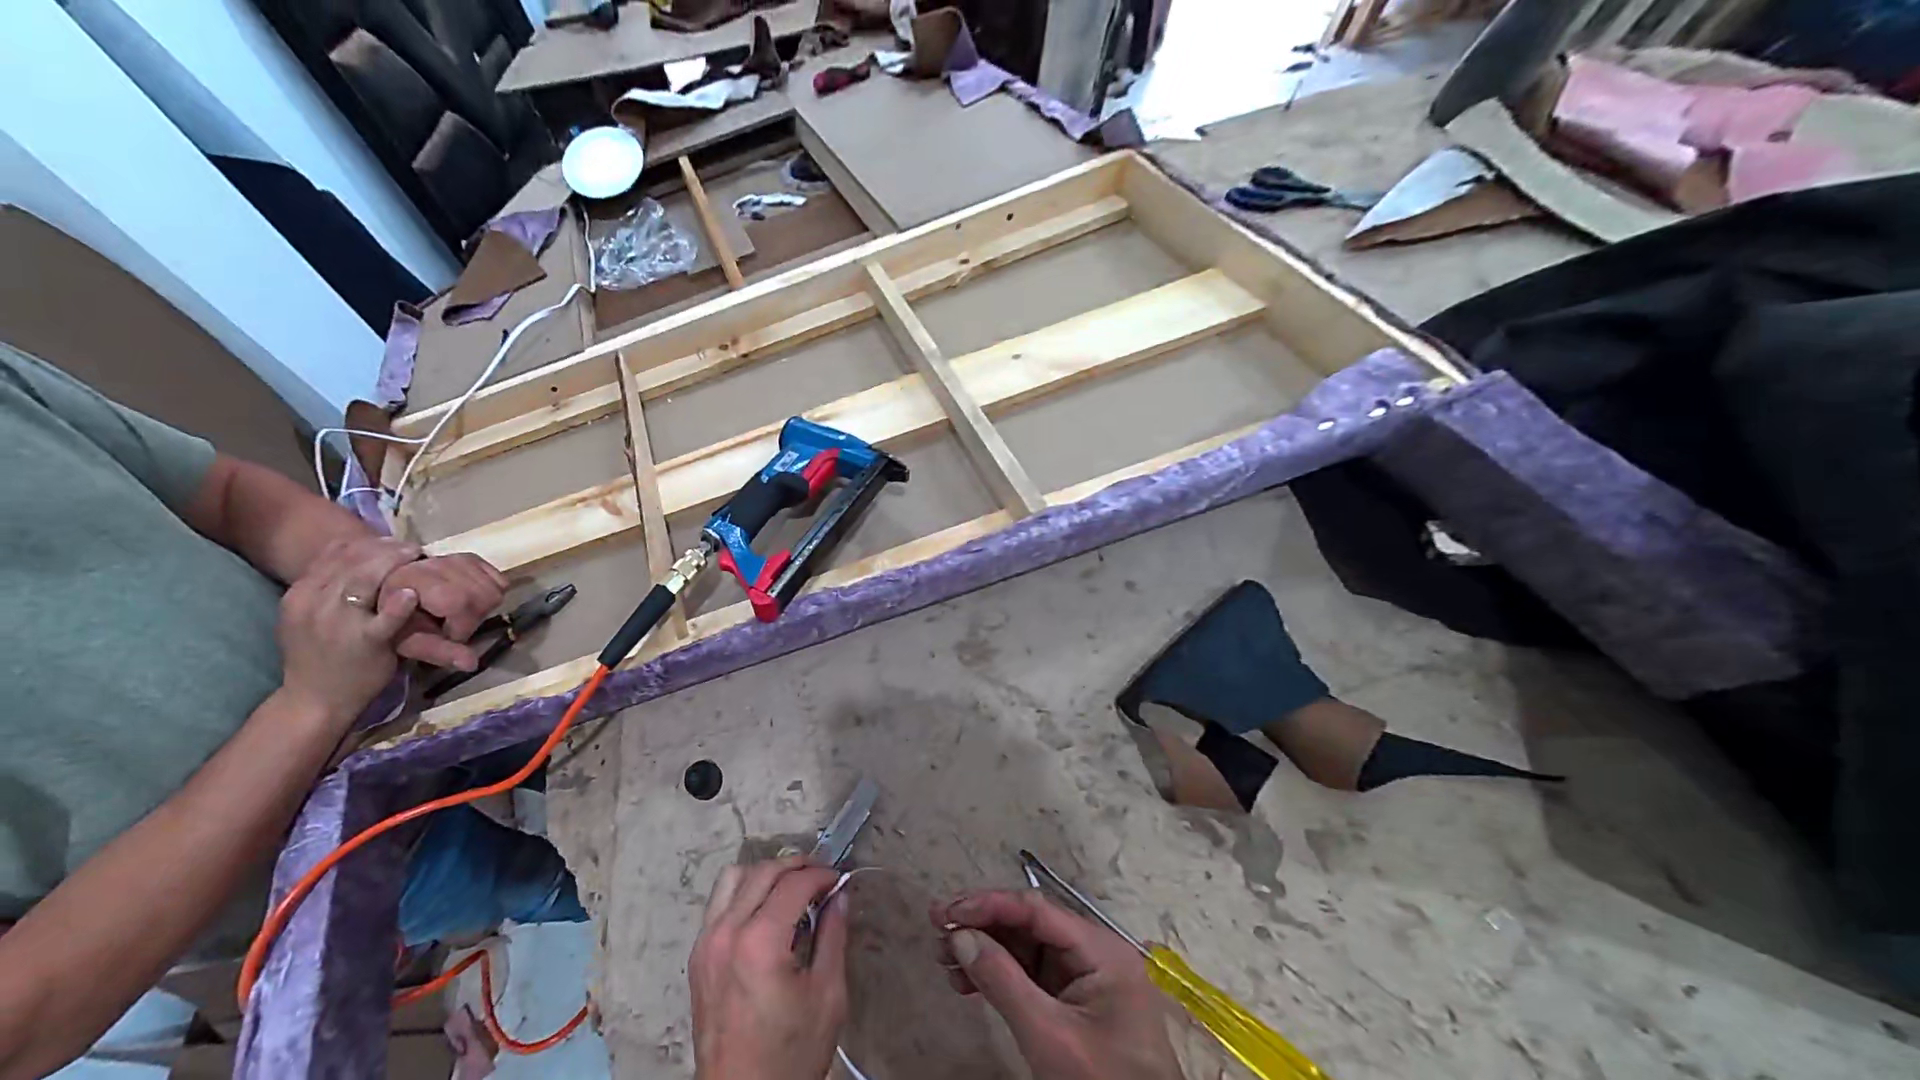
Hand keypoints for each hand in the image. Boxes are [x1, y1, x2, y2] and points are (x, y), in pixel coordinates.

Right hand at [277, 537, 421, 720]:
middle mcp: (313, 604)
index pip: (332, 556)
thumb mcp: (312, 616)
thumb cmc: (321, 655)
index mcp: (300, 595)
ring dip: (394, 565)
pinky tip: (412, 594)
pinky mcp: (363, 642)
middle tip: (411, 547)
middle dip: (385, 550)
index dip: (367, 544)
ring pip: (363, 582)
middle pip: (350, 563)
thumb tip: (356, 557)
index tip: (391, 540)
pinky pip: (382, 619)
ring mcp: (336, 623)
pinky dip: (397, 605)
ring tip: (417, 558)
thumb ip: (328, 589)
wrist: (314, 699)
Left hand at [378, 553, 508, 669]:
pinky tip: (474, 600)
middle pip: (482, 596)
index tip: (446, 637)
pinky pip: (499, 579)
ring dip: (483, 609)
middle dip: (473, 619)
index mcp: (413, 583)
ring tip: (463, 615)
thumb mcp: (409, 642)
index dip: (460, 628)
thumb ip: (439, 652)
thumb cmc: (397, 623)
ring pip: (496, 589)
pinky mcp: (470, 558)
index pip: (459, 603)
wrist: (390, 595)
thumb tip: (472, 664)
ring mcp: (455, 559)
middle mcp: (436, 565)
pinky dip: (493, 593)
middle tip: (455, 627)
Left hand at [689, 858, 848, 1079]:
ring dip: (766, 875)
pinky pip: (719, 904)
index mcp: (759, 942)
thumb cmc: (791, 1054)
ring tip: (792, 890)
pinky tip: (766, 914)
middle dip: (797, 866)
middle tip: (822, 879)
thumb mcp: (827, 995)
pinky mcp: (697, 957)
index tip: (840, 879)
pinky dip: (744, 894)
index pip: (794, 883)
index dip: (822, 874)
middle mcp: (726, 933)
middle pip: (763, 872)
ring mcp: (705, 944)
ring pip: (734, 878)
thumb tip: (840, 895)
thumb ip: (834, 935)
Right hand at [933, 890, 1181, 1079]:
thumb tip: (960, 936)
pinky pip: (1029, 975)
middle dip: (981, 926)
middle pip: (1028, 925)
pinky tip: (966, 981)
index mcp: (1100, 949)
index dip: (988, 905)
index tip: (947, 911)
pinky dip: (997, 975)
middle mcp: (1092, 953)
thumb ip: (1003, 981)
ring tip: (944, 958)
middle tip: (937, 930)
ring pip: (1024, 948)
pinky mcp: (1071, 1002)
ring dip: (984, 950)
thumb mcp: (1049, 1035)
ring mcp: (1082, 978)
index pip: (1036, 910)